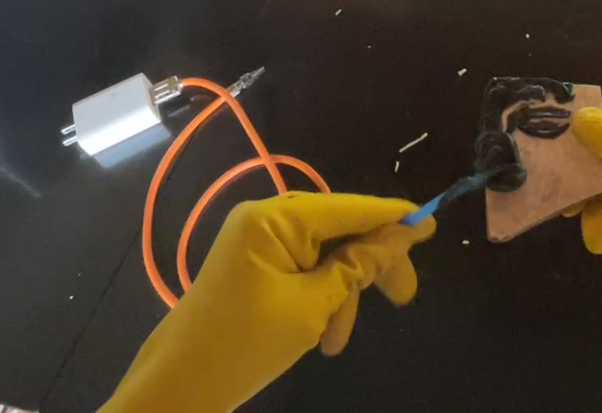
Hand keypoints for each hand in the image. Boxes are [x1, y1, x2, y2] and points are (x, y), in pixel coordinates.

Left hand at [101, 193, 433, 412]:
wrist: (169, 398)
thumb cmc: (241, 348)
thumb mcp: (311, 307)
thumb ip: (361, 264)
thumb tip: (406, 230)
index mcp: (276, 218)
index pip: (351, 207)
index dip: (393, 217)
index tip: (432, 222)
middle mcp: (266, 217)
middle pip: (340, 229)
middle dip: (370, 265)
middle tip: (403, 296)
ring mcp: (256, 240)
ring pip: (324, 253)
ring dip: (342, 292)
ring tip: (339, 340)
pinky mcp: (252, 264)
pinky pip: (302, 268)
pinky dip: (319, 297)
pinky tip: (322, 335)